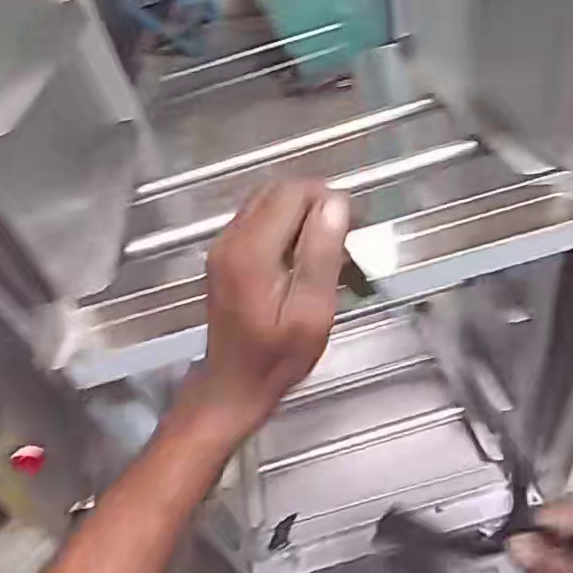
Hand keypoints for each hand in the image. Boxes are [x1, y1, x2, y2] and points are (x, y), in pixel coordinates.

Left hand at [184, 179, 349, 433]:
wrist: (234, 382)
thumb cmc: (278, 356)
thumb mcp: (312, 312)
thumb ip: (322, 255)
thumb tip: (335, 204)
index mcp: (252, 252)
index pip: (293, 194)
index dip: (327, 200)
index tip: (349, 226)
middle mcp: (231, 239)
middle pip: (277, 190)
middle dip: (314, 202)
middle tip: (342, 234)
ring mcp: (223, 245)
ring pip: (266, 200)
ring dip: (300, 211)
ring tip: (325, 243)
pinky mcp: (224, 253)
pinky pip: (257, 218)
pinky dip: (284, 223)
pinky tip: (301, 253)